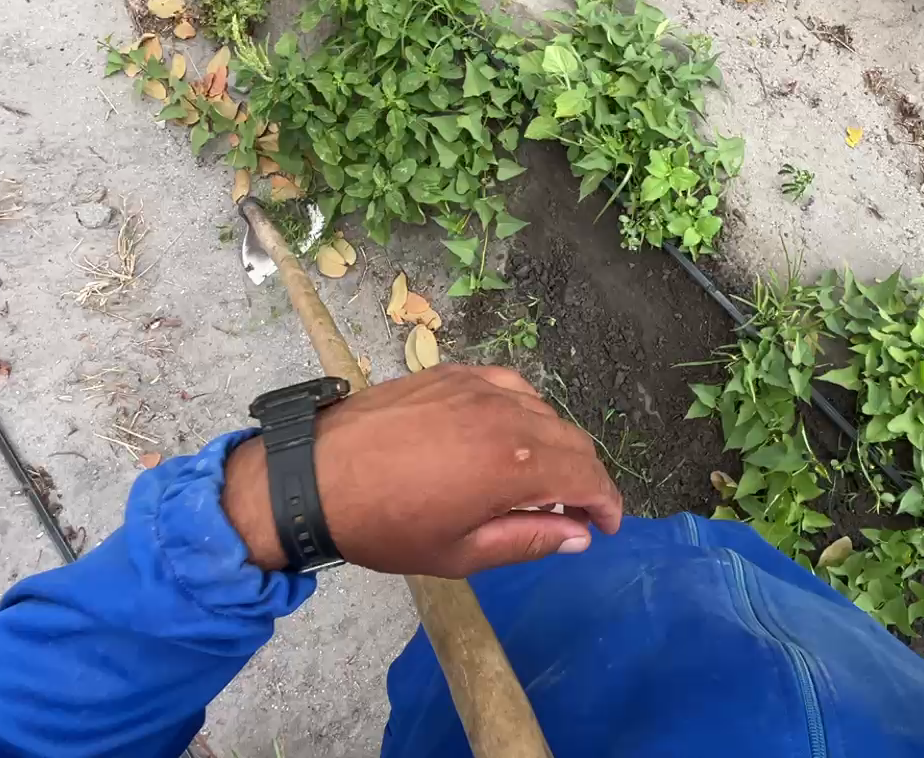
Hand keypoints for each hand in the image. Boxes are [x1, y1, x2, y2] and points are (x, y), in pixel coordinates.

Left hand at [223, 364, 622, 577]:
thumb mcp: (460, 553)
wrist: (317, 475)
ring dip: (555, 444)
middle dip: (584, 477)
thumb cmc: (387, 525)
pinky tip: (508, 430)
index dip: (607, 503)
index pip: (587, 476)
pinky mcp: (455, 371)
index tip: (606, 525)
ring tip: (536, 475)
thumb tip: (578, 534)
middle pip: (573, 440)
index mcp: (514, 463)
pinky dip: (525, 410)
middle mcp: (508, 414)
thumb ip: (528, 539)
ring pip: (544, 410)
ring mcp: (480, 386)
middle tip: (572, 510)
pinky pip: (510, 385)